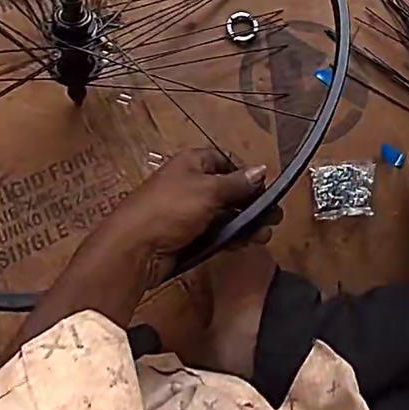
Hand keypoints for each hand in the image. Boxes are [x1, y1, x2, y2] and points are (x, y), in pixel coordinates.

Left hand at [105, 149, 269, 262]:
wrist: (134, 248)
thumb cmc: (171, 209)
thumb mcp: (208, 191)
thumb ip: (237, 183)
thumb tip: (262, 169)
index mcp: (193, 163)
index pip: (225, 161)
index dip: (244, 173)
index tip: (264, 189)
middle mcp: (191, 183)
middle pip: (227, 189)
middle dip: (251, 203)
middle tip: (274, 217)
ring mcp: (188, 211)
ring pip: (224, 213)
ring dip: (245, 222)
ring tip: (265, 234)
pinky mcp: (187, 235)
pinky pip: (214, 232)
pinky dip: (231, 236)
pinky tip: (247, 242)